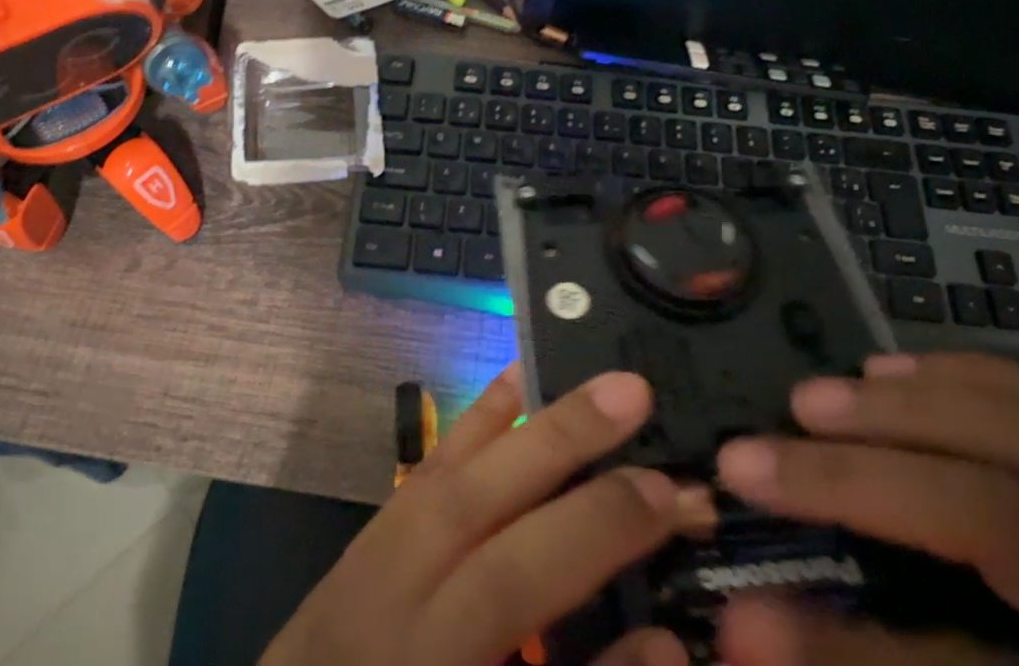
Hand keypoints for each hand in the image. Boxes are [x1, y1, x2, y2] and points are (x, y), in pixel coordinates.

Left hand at [261, 366, 693, 665]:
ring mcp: (351, 575)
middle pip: (463, 505)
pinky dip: (466, 431)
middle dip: (553, 444)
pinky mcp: (350, 560)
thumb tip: (661, 640)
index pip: (504, 583)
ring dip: (512, 423)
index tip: (669, 496)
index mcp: (419, 663)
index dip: (589, 532)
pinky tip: (505, 388)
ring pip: (432, 480)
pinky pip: (412, 482)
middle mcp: (374, 608)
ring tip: (580, 380)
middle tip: (634, 395)